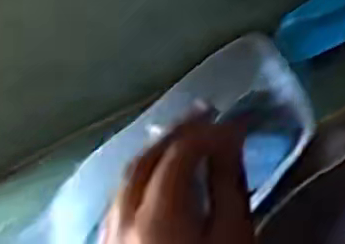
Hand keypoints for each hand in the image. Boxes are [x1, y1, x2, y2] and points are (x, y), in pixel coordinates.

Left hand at [100, 119, 254, 243]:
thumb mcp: (234, 232)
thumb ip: (228, 181)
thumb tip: (230, 138)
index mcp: (157, 213)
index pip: (179, 151)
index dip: (208, 130)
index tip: (237, 124)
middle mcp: (122, 223)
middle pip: (141, 163)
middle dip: (175, 133)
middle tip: (207, 114)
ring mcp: (108, 243)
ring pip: (123, 185)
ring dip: (155, 155)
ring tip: (186, 141)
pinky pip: (118, 207)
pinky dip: (142, 182)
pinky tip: (162, 182)